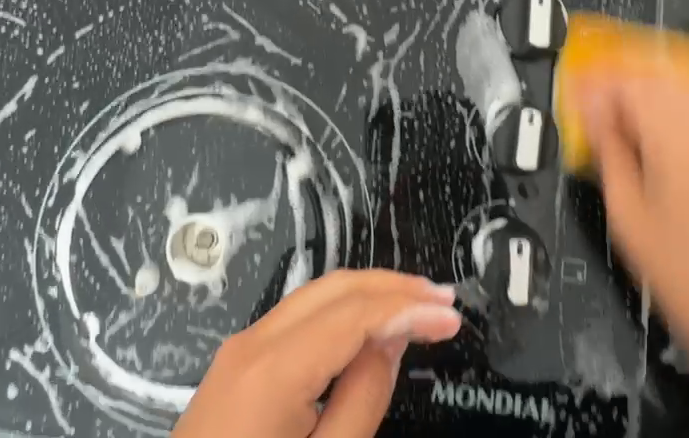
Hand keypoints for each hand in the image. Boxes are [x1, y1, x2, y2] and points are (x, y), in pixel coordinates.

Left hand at [172, 269, 462, 437]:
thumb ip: (362, 400)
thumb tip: (390, 340)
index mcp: (274, 369)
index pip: (354, 313)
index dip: (408, 307)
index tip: (451, 317)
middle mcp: (253, 342)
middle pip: (334, 288)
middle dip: (392, 286)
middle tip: (443, 300)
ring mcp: (240, 348)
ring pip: (315, 295)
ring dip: (369, 293)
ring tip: (417, 304)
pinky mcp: (236, 362)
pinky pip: (298, 317)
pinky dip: (341, 310)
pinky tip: (369, 325)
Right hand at [578, 73, 688, 336]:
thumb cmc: (679, 269)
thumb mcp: (626, 212)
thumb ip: (608, 154)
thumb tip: (590, 119)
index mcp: (672, 136)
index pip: (627, 85)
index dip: (593, 86)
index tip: (570, 94)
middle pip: (653, 78)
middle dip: (617, 84)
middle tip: (586, 103)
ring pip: (677, 86)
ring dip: (643, 90)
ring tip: (613, 110)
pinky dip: (673, 102)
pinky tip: (655, 119)